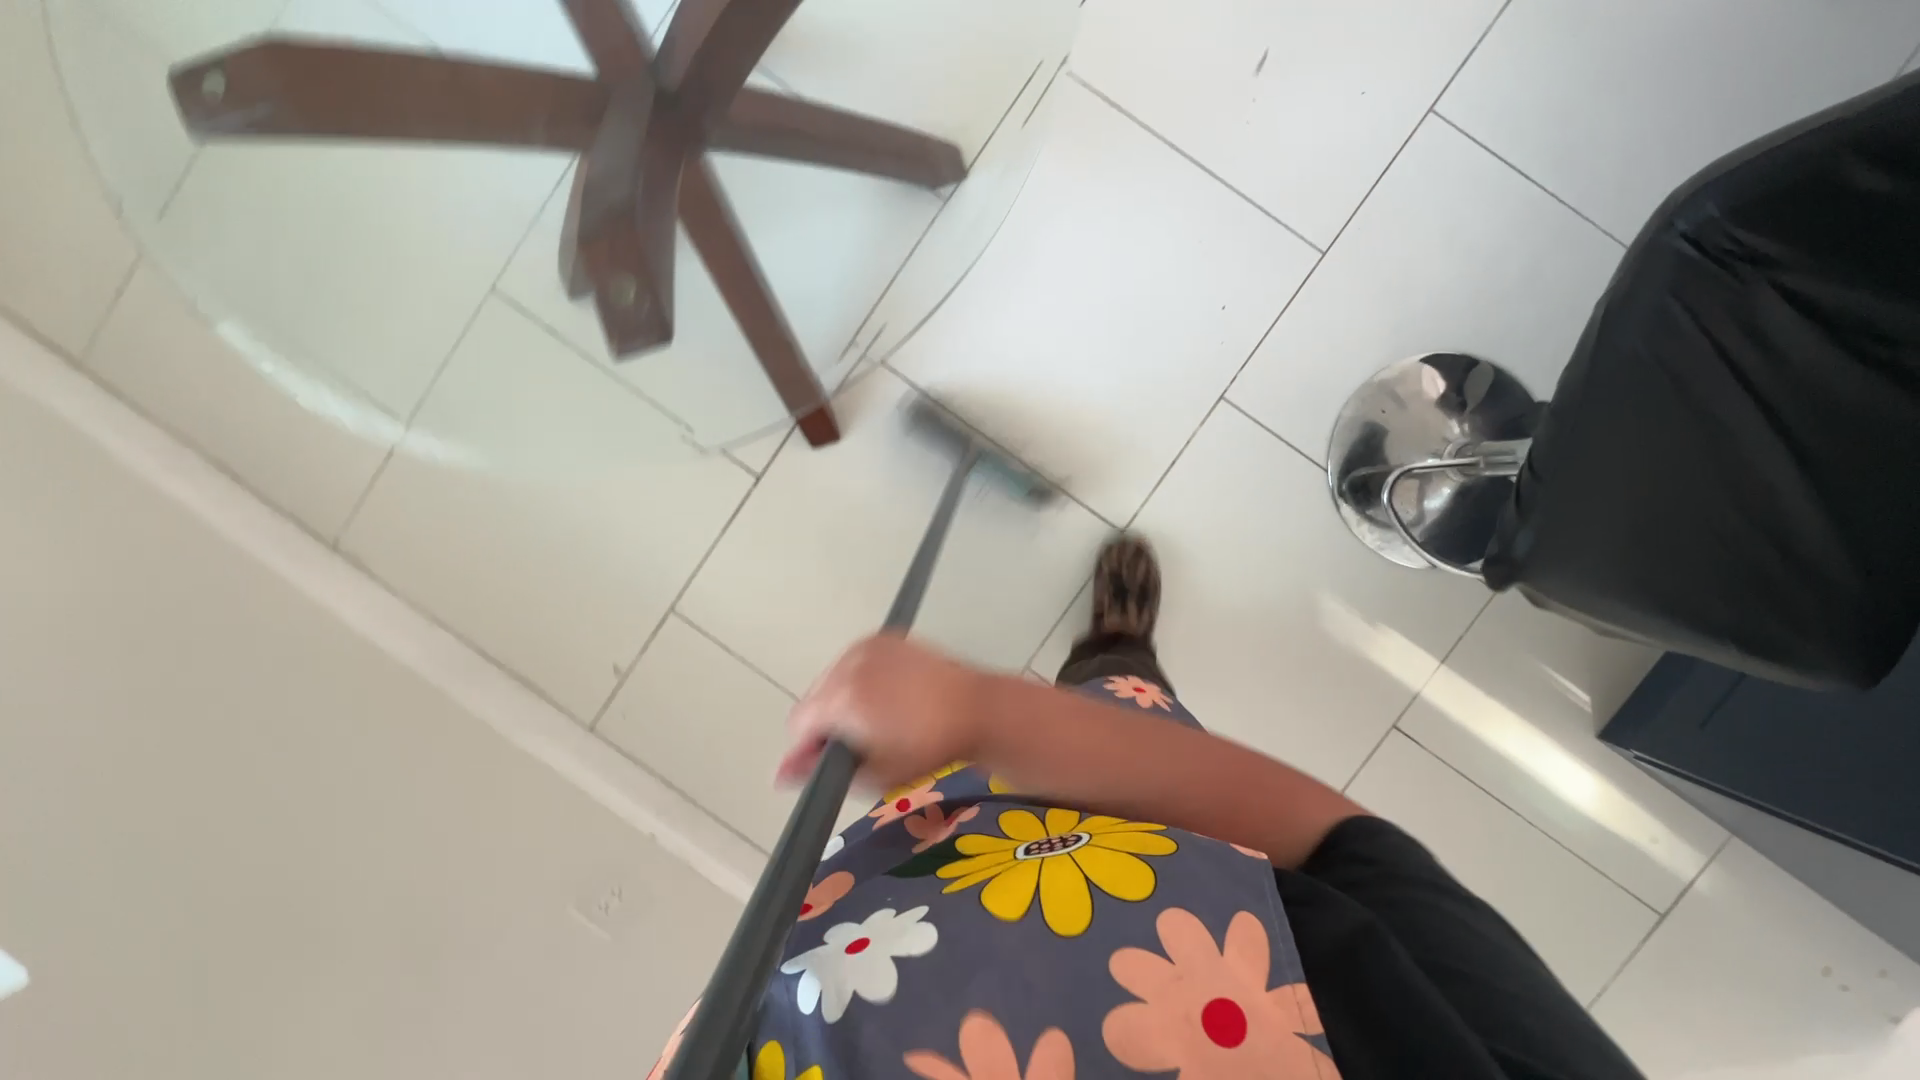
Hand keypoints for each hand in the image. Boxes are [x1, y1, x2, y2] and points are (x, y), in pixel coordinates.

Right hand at [777, 634, 996, 791]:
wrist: (975, 709)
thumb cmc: (927, 747)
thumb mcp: (873, 772)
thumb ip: (820, 770)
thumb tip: (780, 774)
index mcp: (842, 698)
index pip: (798, 723)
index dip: (808, 747)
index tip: (827, 759)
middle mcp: (848, 664)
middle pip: (813, 697)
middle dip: (825, 721)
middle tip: (857, 741)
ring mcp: (868, 646)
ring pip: (832, 678)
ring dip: (840, 698)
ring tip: (875, 718)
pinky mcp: (886, 638)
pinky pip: (854, 661)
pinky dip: (859, 677)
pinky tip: (885, 695)